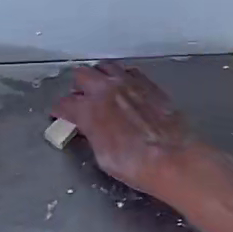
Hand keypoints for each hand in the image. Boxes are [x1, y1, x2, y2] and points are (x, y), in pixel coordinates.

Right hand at [50, 62, 209, 197]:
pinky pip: (129, 71)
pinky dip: (122, 76)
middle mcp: (106, 89)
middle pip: (82, 75)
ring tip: (100, 89)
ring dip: (99, 76)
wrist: (173, 157)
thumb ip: (91, 135)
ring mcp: (129, 83)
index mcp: (89, 109)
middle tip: (80, 99)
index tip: (60, 114)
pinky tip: (124, 88)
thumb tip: (88, 129)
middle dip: (77, 87)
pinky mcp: (148, 84)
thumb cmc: (135, 164)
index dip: (59, 110)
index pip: (64, 103)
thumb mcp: (102, 156)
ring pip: (105, 67)